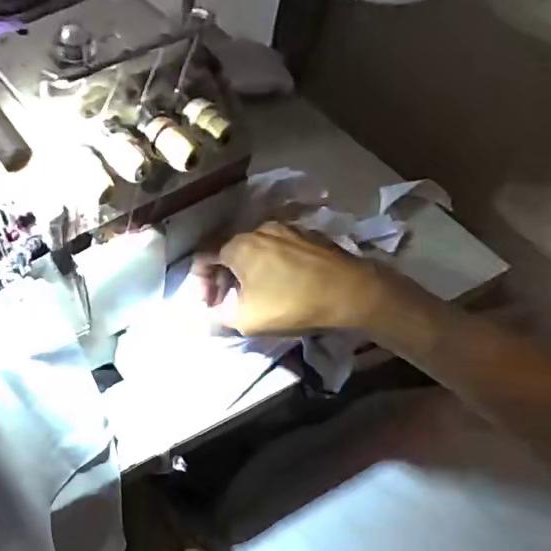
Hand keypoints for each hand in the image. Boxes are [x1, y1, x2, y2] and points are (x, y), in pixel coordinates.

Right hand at [190, 221, 434, 337]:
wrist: (352, 292)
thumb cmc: (291, 304)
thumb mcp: (246, 320)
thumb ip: (218, 316)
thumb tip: (211, 313)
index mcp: (239, 245)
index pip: (203, 255)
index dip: (198, 282)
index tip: (207, 305)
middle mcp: (260, 229)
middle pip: (228, 251)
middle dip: (221, 277)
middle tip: (225, 302)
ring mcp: (287, 229)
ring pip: (254, 250)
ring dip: (246, 272)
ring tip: (253, 296)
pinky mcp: (309, 237)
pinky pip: (277, 250)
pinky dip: (269, 266)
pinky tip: (279, 286)